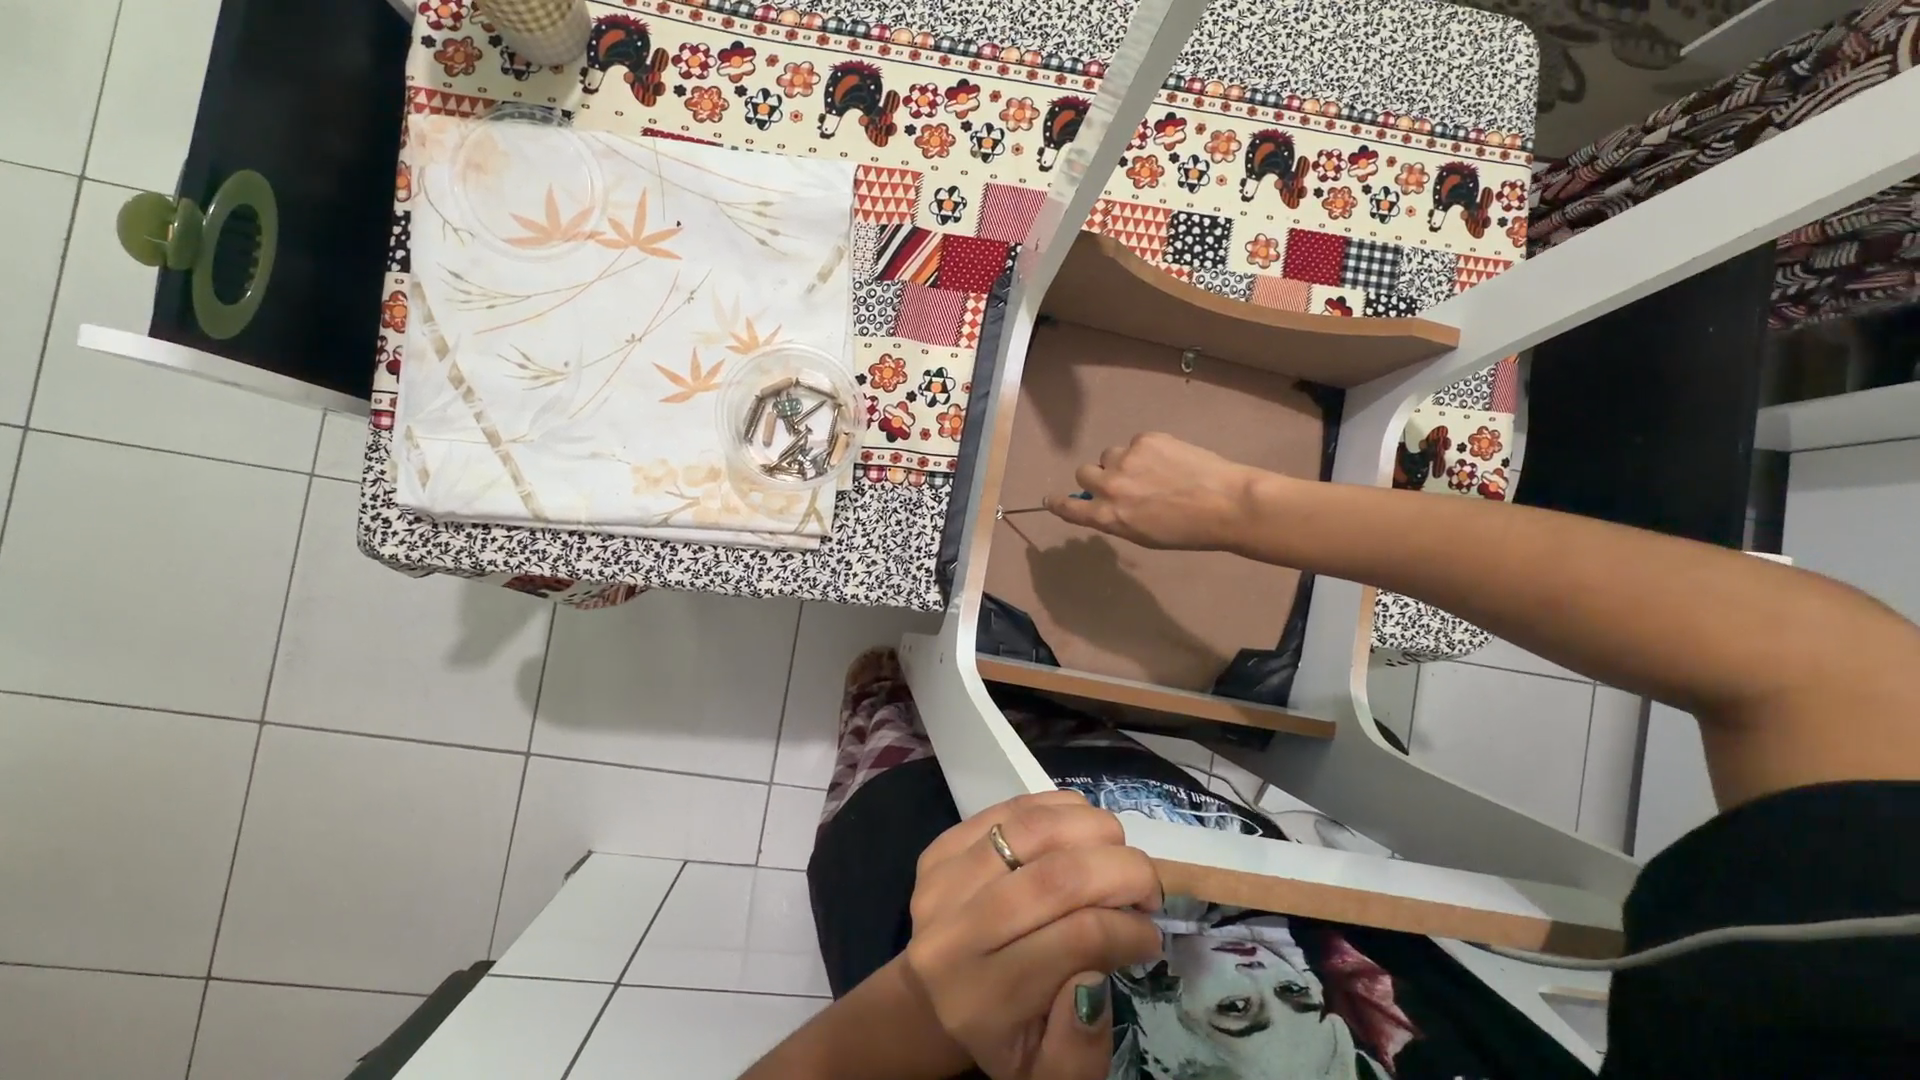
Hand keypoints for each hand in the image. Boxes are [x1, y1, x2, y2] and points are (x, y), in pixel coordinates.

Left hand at [901, 791, 1163, 1079]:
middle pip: (1056, 877)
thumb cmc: (1003, 1033)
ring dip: (1095, 830)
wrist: (932, 996)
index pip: (1076, 938)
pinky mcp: (940, 846)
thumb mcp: (1046, 1072)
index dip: (1128, 927)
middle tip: (1148, 888)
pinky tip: (1084, 830)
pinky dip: (1060, 808)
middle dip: (1123, 871)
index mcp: (983, 998)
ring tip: (1118, 854)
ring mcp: (941, 881)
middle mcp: (953, 934)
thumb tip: (1095, 980)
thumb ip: (1080, 1047)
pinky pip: (1012, 808)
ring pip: (1034, 829)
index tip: (1150, 934)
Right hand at [1046, 432, 1262, 549]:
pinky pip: (1135, 443)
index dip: (1058, 502)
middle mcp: (1110, 486)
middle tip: (1120, 482)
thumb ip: (1117, 518)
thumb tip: (1105, 505)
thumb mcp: (1144, 536)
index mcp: (1108, 516)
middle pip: (1084, 472)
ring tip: (1152, 471)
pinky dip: (1147, 451)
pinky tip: (1170, 460)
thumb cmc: (1188, 531)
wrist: (1226, 503)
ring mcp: (1127, 458)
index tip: (1052, 498)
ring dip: (1122, 462)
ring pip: (1110, 454)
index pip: (1069, 508)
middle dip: (1098, 477)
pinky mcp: (1146, 439)